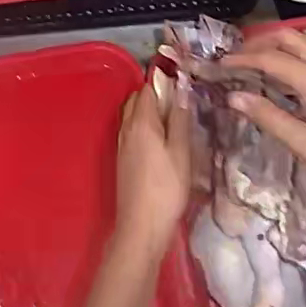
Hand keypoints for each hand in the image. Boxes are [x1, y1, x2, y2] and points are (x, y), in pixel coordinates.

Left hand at [113, 79, 192, 251]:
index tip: (182, 77)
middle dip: (156, 92)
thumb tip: (182, 89)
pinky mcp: (123, 159)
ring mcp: (122, 145)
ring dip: (150, 109)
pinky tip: (162, 136)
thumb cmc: (166, 188)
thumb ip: (180, 119)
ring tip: (174, 115)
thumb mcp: (181, 152)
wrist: (141, 229)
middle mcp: (127, 129)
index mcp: (141, 123)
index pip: (148, 88)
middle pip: (138, 99)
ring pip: (133, 115)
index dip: (164, 79)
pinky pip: (132, 130)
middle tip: (180, 97)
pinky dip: (145, 124)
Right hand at [220, 29, 305, 221]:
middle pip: (289, 37)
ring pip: (305, 41)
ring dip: (279, 44)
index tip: (220, 64)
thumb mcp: (303, 144)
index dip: (242, 59)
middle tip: (237, 57)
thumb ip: (268, 117)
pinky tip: (289, 73)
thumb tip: (234, 97)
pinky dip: (296, 52)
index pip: (270, 58)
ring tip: (258, 61)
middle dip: (260, 42)